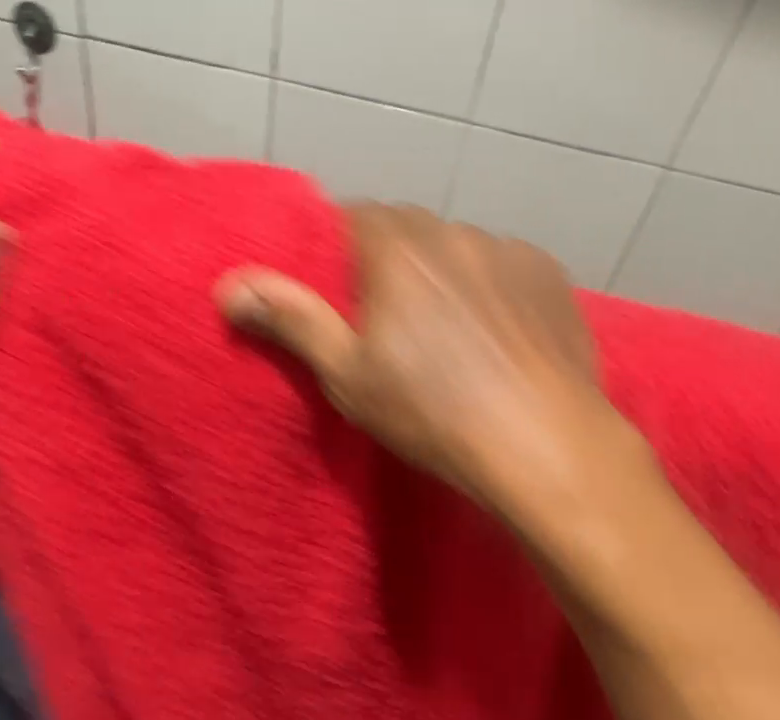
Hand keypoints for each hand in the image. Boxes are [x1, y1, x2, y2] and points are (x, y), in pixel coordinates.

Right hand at [215, 203, 639, 513]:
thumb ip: (293, 320)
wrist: (540, 442)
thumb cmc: (432, 413)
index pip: (352, 218)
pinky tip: (497, 341)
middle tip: (388, 326)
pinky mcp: (551, 278)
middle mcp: (454, 233)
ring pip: (459, 251)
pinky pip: (505, 272)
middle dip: (390, 265)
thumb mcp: (348, 375)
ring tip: (449, 338)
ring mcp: (510, 252)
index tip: (339, 299)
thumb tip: (228, 284)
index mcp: (396, 249)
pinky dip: (492, 293)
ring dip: (444, 277)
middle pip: (407, 231)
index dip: (338, 255)